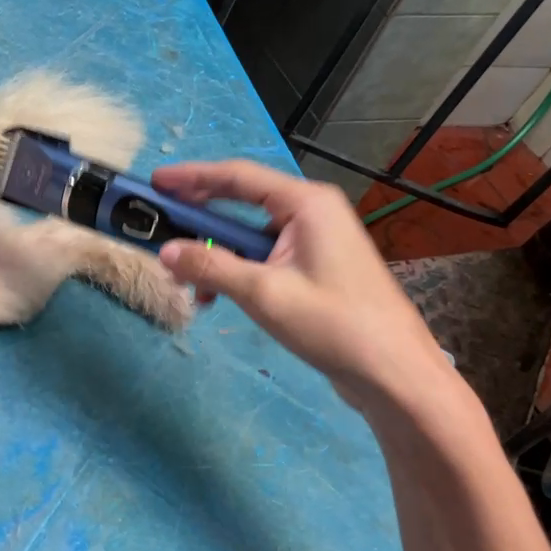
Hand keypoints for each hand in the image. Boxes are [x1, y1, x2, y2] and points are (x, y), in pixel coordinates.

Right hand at [151, 160, 452, 408]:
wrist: (395, 374)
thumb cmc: (333, 324)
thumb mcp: (263, 293)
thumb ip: (210, 266)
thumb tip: (166, 252)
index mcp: (305, 203)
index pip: (237, 176)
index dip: (191, 177)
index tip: (154, 182)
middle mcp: (311, 212)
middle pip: (241, 200)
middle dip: (198, 217)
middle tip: (159, 221)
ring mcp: (316, 240)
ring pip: (249, 234)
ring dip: (215, 253)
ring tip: (185, 278)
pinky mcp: (316, 267)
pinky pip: (264, 256)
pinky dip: (236, 271)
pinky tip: (216, 298)